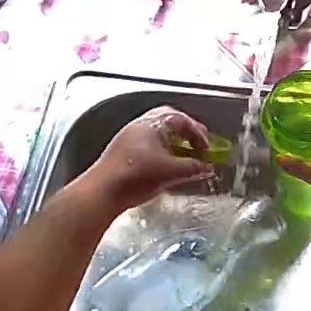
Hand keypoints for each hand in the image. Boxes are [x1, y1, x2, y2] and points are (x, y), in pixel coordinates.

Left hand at [79, 106, 212, 211]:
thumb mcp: (171, 171)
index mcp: (153, 124)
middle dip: (185, 131)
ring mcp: (129, 138)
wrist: (103, 190)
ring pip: (156, 132)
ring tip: (184, 155)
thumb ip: (192, 167)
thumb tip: (206, 167)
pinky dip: (161, 150)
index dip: (197, 132)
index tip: (206, 147)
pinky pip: (147, 144)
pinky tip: (165, 165)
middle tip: (197, 143)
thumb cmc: (137, 175)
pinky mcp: (122, 152)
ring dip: (173, 141)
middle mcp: (140, 126)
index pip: (181, 119)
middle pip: (167, 120)